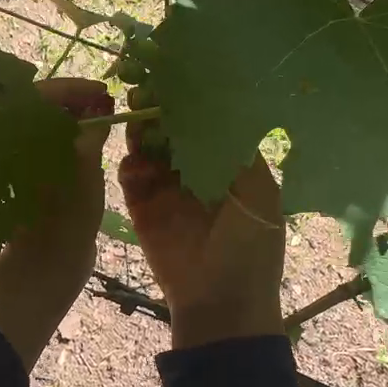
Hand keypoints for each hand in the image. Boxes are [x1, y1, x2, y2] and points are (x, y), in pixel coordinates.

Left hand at [21, 77, 114, 250]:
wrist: (45, 263)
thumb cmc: (65, 213)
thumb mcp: (84, 166)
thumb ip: (91, 129)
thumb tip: (101, 103)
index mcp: (12, 133)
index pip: (40, 93)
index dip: (74, 88)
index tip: (104, 91)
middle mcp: (5, 140)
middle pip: (37, 105)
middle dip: (71, 100)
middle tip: (105, 104)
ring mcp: (12, 159)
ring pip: (40, 124)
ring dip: (68, 117)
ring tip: (101, 120)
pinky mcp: (22, 175)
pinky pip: (41, 144)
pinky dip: (63, 137)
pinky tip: (87, 140)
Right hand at [118, 118, 285, 349]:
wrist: (220, 304)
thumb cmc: (249, 249)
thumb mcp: (258, 196)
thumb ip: (235, 153)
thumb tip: (213, 107)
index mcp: (226, 167)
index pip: (205, 125)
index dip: (189, 103)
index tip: (173, 83)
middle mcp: (195, 172)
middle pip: (171, 131)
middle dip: (157, 113)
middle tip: (142, 96)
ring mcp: (165, 189)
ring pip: (147, 149)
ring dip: (140, 134)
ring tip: (134, 124)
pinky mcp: (141, 207)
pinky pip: (130, 176)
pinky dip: (129, 165)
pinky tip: (134, 165)